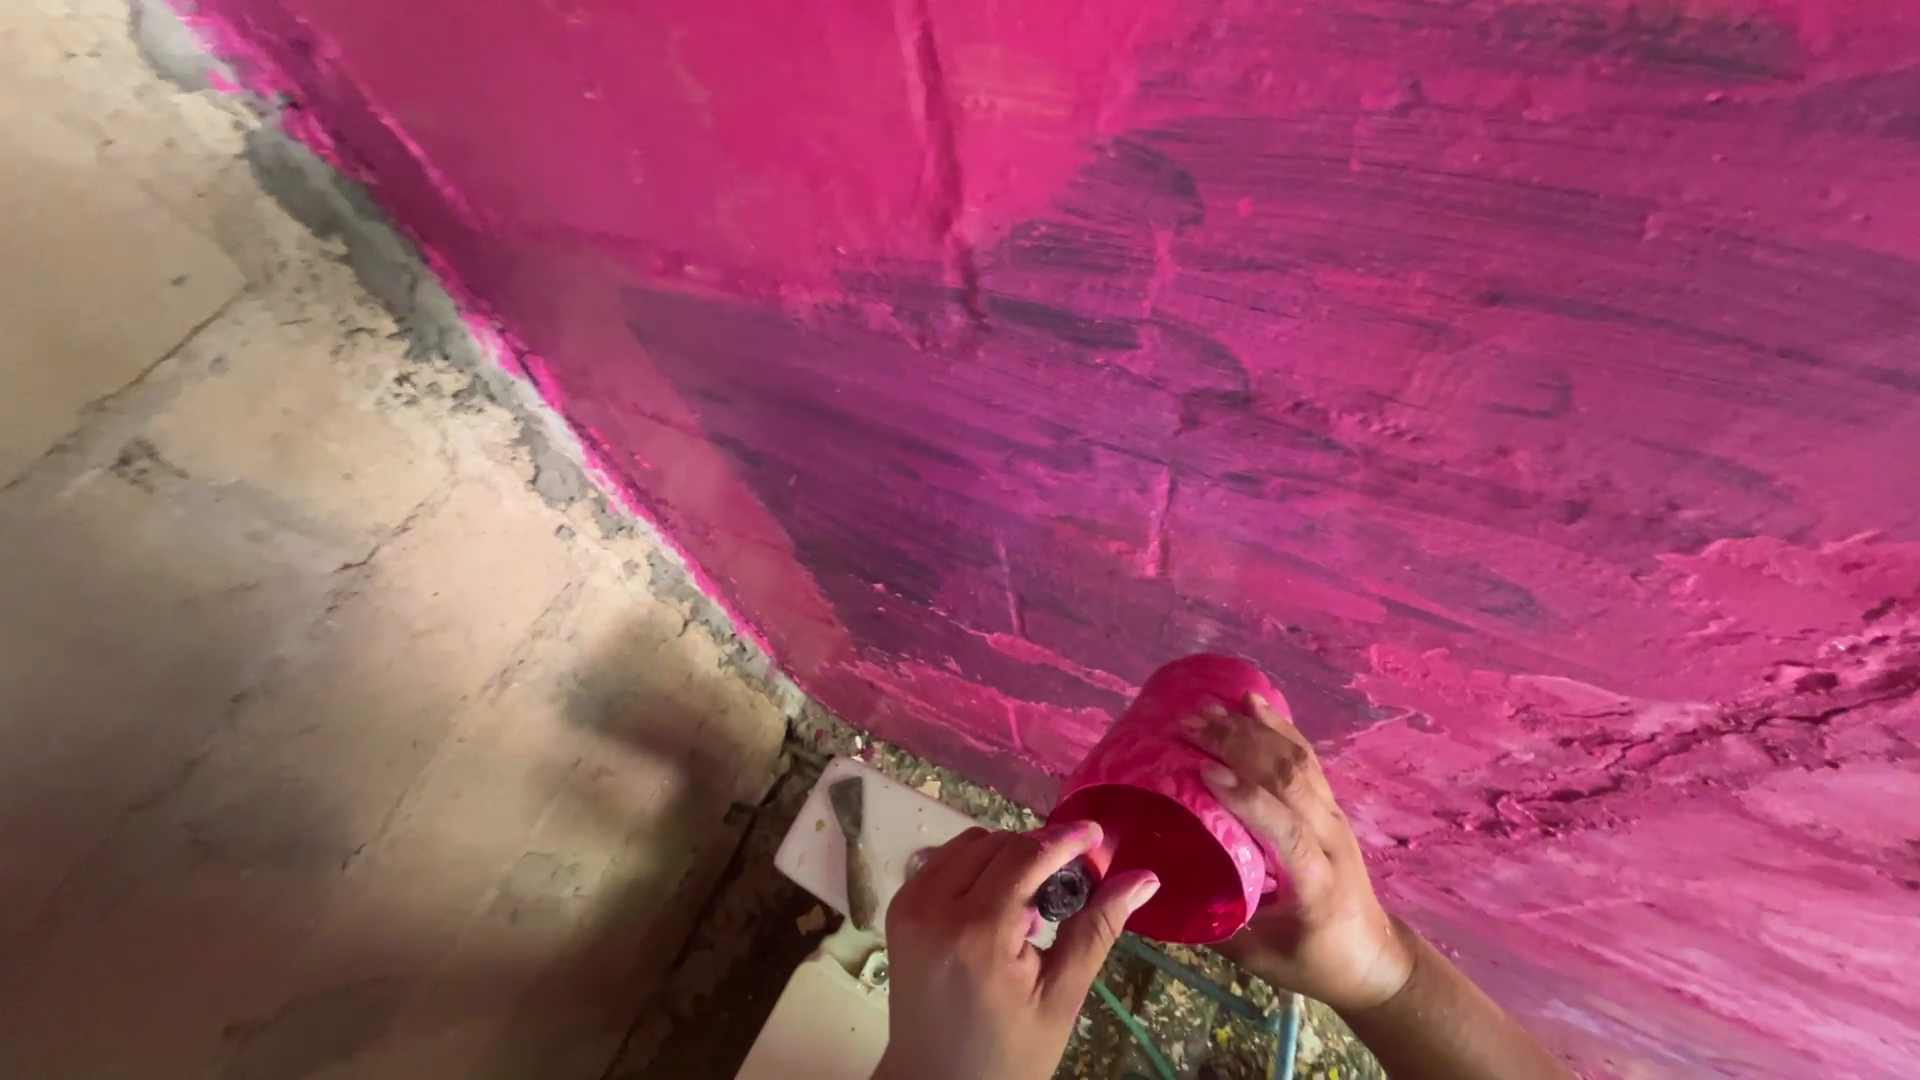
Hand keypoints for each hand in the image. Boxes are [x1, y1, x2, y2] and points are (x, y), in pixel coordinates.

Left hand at [873, 823, 1160, 1079]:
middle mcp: (934, 906)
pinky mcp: (899, 906)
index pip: (1026, 856)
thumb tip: (1144, 878)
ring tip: (1029, 903)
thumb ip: (1097, 929)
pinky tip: (996, 903)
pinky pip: (945, 858)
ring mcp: (910, 903)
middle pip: (999, 843)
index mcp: (977, 933)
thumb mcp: (1061, 998)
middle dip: (1039, 852)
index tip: (1097, 834)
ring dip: (1007, 856)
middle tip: (1068, 884)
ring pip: (971, 843)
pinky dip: (976, 865)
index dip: (1065, 838)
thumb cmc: (1007, 1055)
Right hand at [1187, 693, 1413, 1012]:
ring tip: (1208, 708)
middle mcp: (1329, 839)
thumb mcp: (1262, 959)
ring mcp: (1332, 816)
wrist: (1376, 957)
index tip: (1204, 773)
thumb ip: (1215, 923)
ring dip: (1251, 730)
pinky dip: (1277, 725)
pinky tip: (1250, 701)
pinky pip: (1305, 757)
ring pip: (1297, 761)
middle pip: (1289, 781)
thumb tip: (1158, 887)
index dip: (1249, 799)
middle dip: (1238, 746)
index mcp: (1316, 882)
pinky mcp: (1328, 804)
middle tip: (1188, 724)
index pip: (1287, 830)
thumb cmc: (1314, 960)